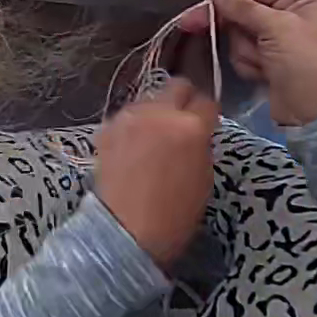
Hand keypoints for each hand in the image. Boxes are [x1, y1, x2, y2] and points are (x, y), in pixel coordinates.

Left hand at [94, 78, 218, 269]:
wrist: (125, 231)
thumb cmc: (174, 215)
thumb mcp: (204, 177)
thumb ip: (201, 143)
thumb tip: (196, 129)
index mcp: (191, 127)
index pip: (208, 101)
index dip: (208, 113)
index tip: (205, 123)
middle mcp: (160, 112)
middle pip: (177, 85)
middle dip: (184, 99)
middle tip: (181, 120)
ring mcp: (130, 116)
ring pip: (150, 97)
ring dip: (156, 111)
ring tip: (153, 136)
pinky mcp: (108, 125)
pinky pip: (128, 114)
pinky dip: (135, 124)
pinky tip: (133, 146)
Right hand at [178, 0, 316, 126]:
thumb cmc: (308, 65)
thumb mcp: (278, 28)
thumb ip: (242, 6)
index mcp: (301, 0)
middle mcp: (291, 17)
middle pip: (242, 10)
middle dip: (224, 22)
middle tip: (189, 24)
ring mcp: (280, 42)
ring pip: (239, 35)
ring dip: (243, 50)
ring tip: (260, 64)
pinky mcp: (270, 64)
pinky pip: (244, 54)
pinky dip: (247, 63)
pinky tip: (261, 74)